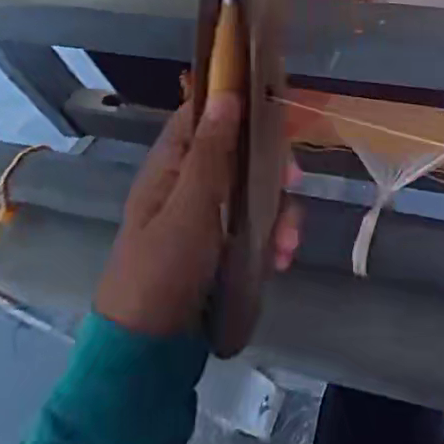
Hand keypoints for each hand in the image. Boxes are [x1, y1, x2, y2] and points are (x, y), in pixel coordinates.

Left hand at [94, 94, 302, 336]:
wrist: (148, 348)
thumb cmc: (162, 269)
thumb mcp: (190, 208)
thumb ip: (210, 153)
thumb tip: (224, 94)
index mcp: (171, 166)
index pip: (202, 115)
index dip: (236, 105)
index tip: (276, 108)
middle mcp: (189, 184)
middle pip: (239, 153)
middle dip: (272, 168)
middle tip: (295, 182)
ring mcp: (207, 216)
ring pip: (254, 191)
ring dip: (279, 211)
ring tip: (289, 242)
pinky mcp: (222, 245)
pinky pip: (255, 226)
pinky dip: (273, 237)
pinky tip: (282, 259)